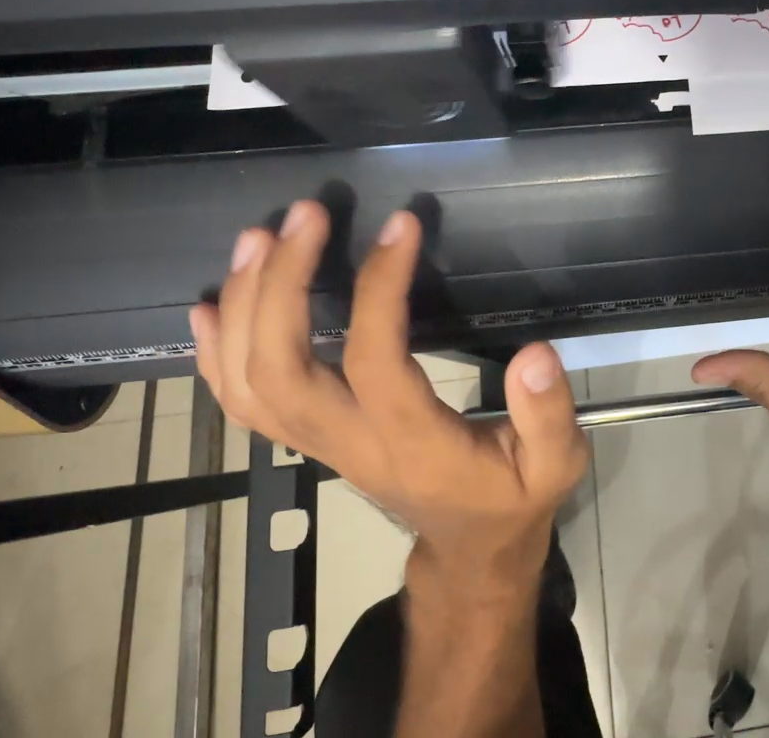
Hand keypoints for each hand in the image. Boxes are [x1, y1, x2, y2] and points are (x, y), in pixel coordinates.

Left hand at [188, 201, 588, 596]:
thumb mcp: (556, 464)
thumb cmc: (513, 497)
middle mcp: (350, 442)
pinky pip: (242, 401)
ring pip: (249, 382)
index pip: (374, 360)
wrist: (470, 550)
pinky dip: (215, 352)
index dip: (379, 289)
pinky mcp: (311, 439)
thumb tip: (536, 355)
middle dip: (283, 285)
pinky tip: (211, 305)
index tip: (400, 226)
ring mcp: (321, 444)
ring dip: (245, 306)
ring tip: (259, 239)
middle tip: (305, 217)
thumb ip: (547, 414)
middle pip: (281, 369)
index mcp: (412, 443)